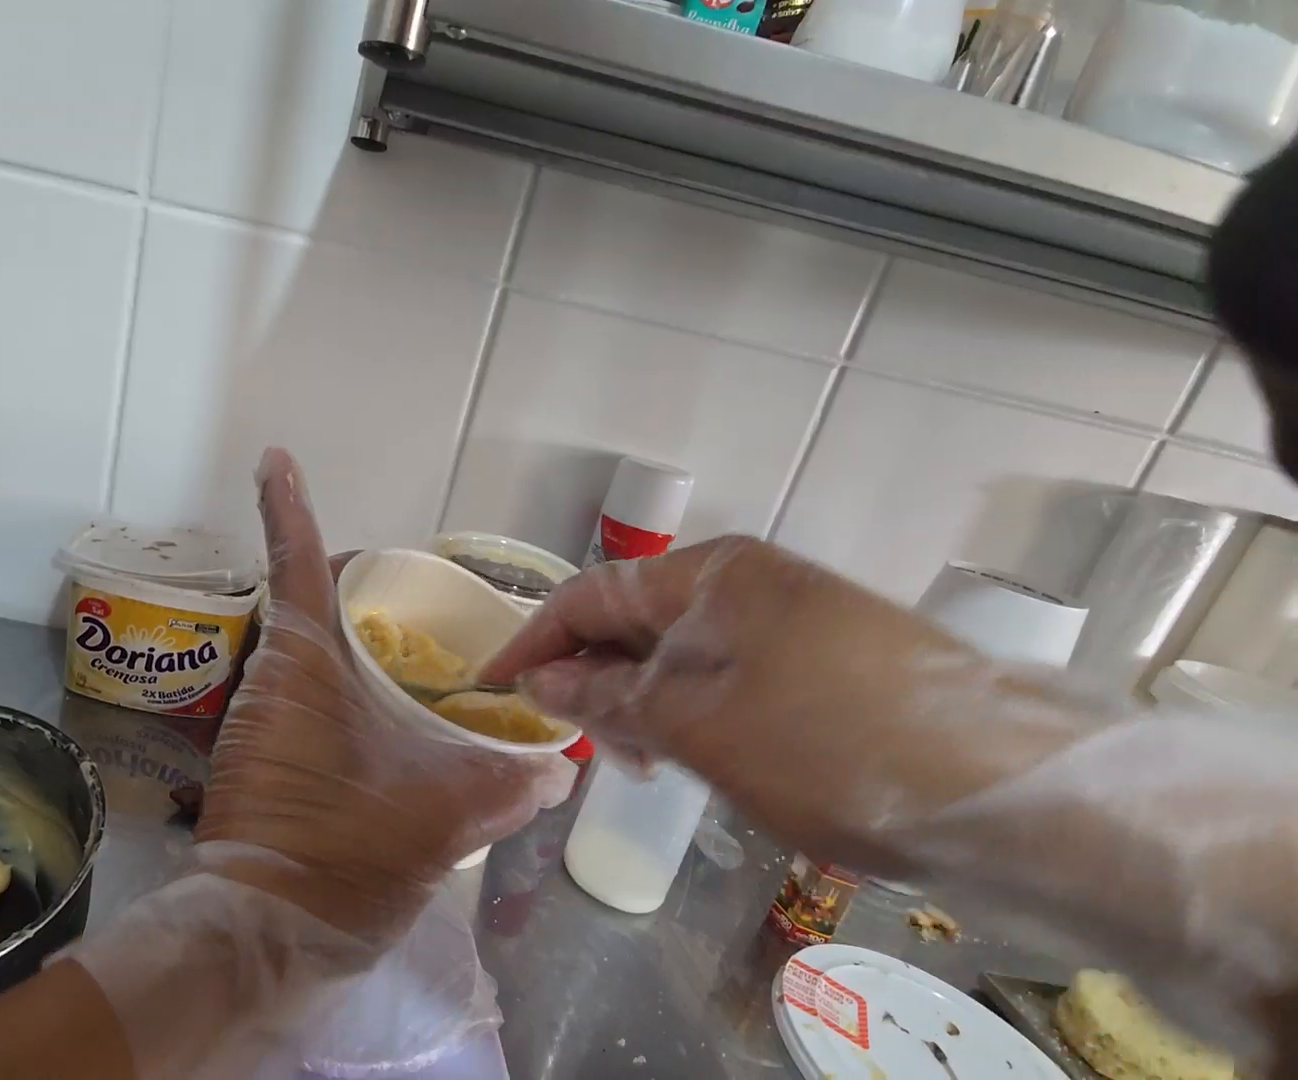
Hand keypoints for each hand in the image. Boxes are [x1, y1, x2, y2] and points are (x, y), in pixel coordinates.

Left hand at [197, 449, 572, 945]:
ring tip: (416, 651)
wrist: (263, 933)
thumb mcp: (443, 814)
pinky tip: (387, 709)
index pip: (295, 564)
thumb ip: (510, 783)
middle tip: (416, 593)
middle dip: (355, 584)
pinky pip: (305, 691)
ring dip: (355, 638)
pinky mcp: (261, 752)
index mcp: (304, 665)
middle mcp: (274, 677)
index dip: (285, 505)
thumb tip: (562, 764)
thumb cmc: (342, 854)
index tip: (275, 458)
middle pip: (308, 599)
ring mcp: (260, 716)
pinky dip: (345, 681)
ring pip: (309, 649)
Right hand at [482, 536, 1106, 872]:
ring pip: (680, 653)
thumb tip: (541, 676)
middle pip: (634, 620)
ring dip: (642, 700)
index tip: (492, 684)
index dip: (533, 639)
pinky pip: (726, 675)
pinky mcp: (821, 660)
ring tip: (641, 760)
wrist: (1007, 787)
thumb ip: (608, 694)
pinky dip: (692, 711)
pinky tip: (696, 753)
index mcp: (708, 575)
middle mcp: (745, 582)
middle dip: (592, 675)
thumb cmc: (826, 743)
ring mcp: (788, 619)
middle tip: (580, 740)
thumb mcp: (696, 722)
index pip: (589, 595)